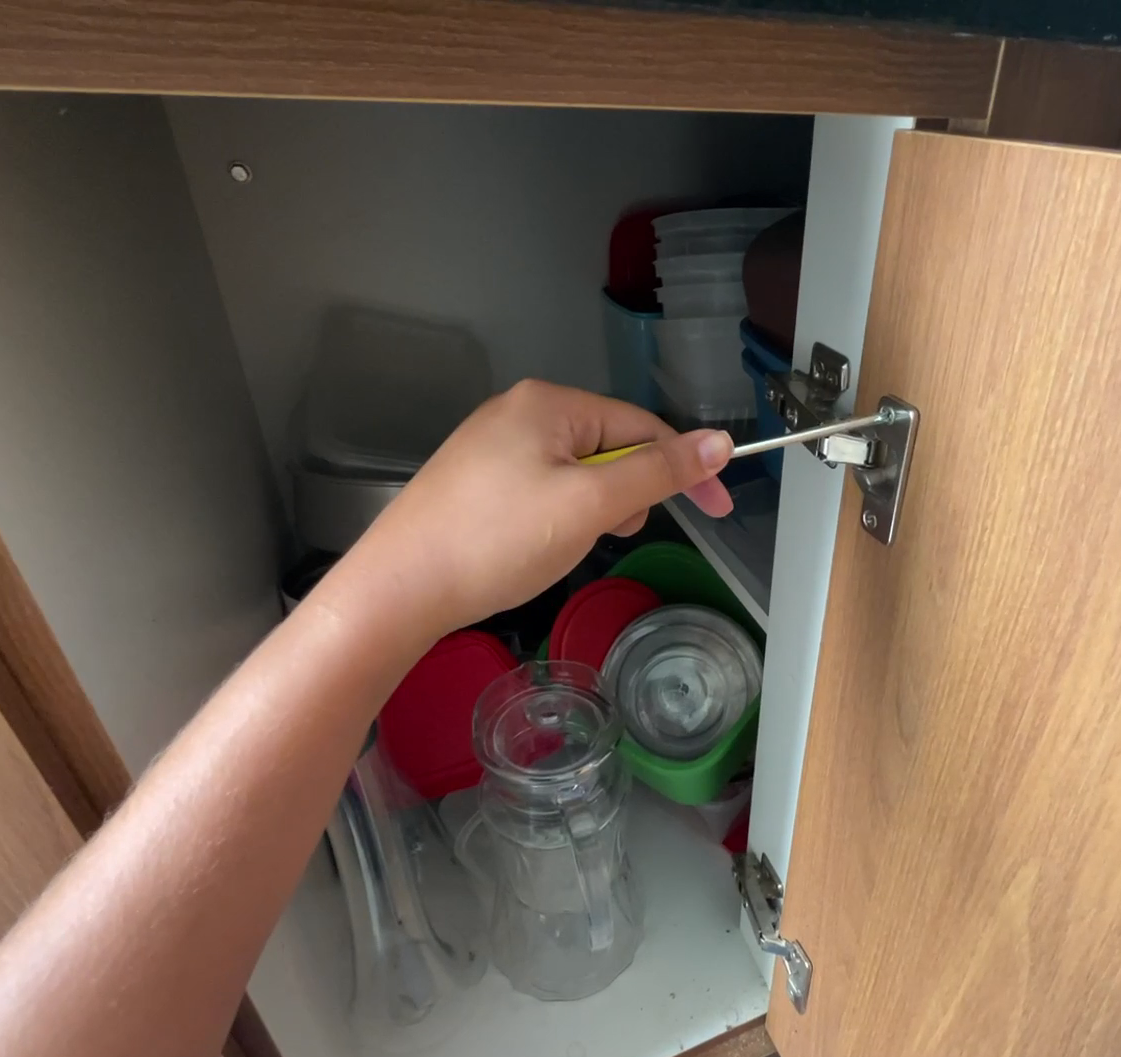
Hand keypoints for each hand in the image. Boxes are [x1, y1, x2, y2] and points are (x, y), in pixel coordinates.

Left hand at [321, 380, 733, 635]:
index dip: (685, 469)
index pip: (642, 427)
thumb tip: (721, 441)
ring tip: (571, 543)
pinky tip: (541, 542)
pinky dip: (562, 514)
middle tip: (611, 533)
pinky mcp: (478, 479)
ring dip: (595, 507)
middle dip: (627, 493)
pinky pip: (545, 487)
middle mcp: (520, 411)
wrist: (399, 588)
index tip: (718, 511)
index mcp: (550, 403)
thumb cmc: (499, 540)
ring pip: (579, 472)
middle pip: (610, 447)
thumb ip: (659, 471)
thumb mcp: (591, 504)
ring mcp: (494, 445)